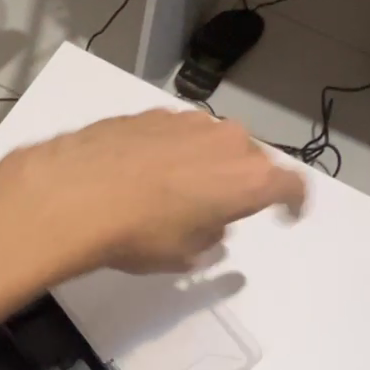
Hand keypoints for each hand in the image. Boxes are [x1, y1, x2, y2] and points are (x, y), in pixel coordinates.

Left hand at [0, 110, 307, 275]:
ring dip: (204, 166)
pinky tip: (144, 176)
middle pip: (249, 160)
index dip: (293, 203)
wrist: (75, 194)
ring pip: (210, 143)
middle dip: (241, 184)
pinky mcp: (148, 113)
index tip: (289, 214)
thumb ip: (209, 240)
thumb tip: (209, 229)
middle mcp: (227, 140)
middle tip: (219, 212)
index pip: (290, 186)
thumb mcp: (183, 256)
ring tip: (175, 195)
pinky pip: (174, 136)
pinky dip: (170, 154)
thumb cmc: (140, 235)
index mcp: (249, 178)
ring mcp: (186, 120)